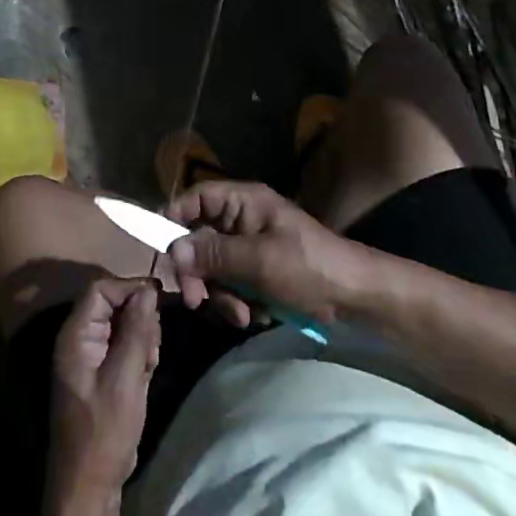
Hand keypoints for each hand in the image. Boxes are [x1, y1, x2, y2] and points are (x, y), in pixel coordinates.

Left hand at [43, 276, 160, 515]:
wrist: (90, 482)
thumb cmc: (105, 428)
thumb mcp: (125, 376)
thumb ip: (136, 329)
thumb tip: (148, 290)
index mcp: (76, 334)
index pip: (101, 288)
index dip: (130, 287)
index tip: (159, 298)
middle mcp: (80, 339)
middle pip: (114, 304)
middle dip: (140, 319)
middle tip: (152, 346)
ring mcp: (91, 356)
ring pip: (124, 325)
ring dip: (143, 339)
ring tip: (148, 366)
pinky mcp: (103, 371)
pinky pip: (125, 346)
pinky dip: (139, 355)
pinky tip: (145, 375)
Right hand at [165, 180, 371, 328]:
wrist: (354, 299)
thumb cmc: (308, 267)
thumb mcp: (258, 260)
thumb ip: (214, 254)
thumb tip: (173, 250)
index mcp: (243, 202)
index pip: (195, 198)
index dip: (174, 219)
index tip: (161, 251)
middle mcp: (240, 220)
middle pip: (197, 240)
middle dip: (199, 273)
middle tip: (196, 300)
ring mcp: (248, 248)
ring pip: (212, 269)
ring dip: (221, 295)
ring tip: (243, 315)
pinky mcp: (256, 274)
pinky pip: (230, 286)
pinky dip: (237, 304)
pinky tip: (256, 317)